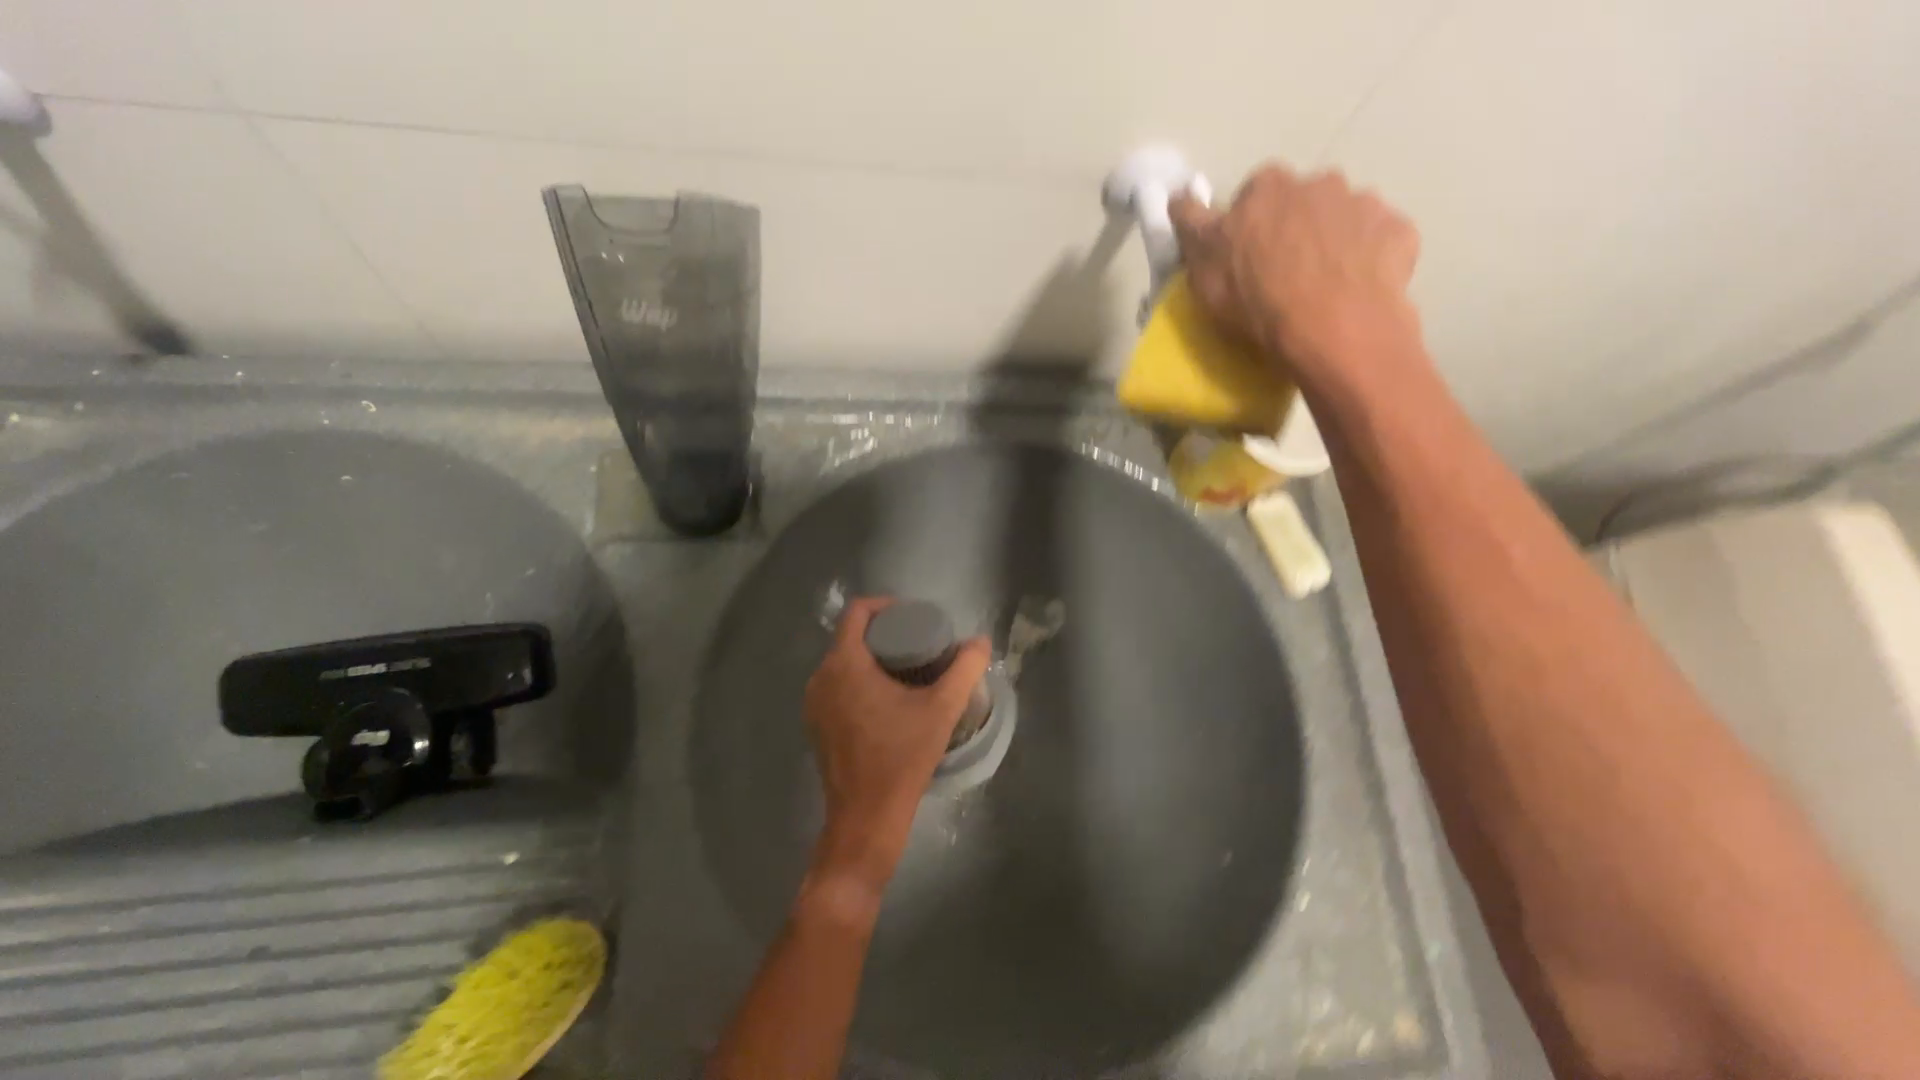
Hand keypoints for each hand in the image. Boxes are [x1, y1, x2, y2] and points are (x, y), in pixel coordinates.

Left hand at [803, 597, 991, 892]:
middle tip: (919, 643)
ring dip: (872, 659)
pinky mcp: (816, 725)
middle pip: (850, 637)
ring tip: (907, 669)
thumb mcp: (941, 709)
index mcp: (844, 664)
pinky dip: (859, 682)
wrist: (866, 817)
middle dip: (884, 634)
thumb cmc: (901, 758)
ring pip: (843, 663)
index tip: (915, 616)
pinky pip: (837, 687)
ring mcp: (814, 703)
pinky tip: (886, 699)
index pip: (858, 612)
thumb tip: (980, 642)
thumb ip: (964, 669)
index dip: (887, 605)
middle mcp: (820, 677)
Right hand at [1170, 164, 1423, 389]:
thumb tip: (1182, 200)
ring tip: (1327, 288)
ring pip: (1344, 219)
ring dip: (1335, 242)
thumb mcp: (1203, 269)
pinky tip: (1359, 290)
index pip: (1252, 195)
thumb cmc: (1258, 301)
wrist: (1335, 332)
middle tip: (1287, 275)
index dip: (1248, 225)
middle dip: (1295, 227)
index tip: (1246, 257)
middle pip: (1302, 202)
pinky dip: (1371, 259)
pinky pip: (1380, 241)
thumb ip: (1193, 227)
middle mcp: (1318, 181)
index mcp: (1267, 187)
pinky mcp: (1399, 231)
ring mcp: (1364, 204)